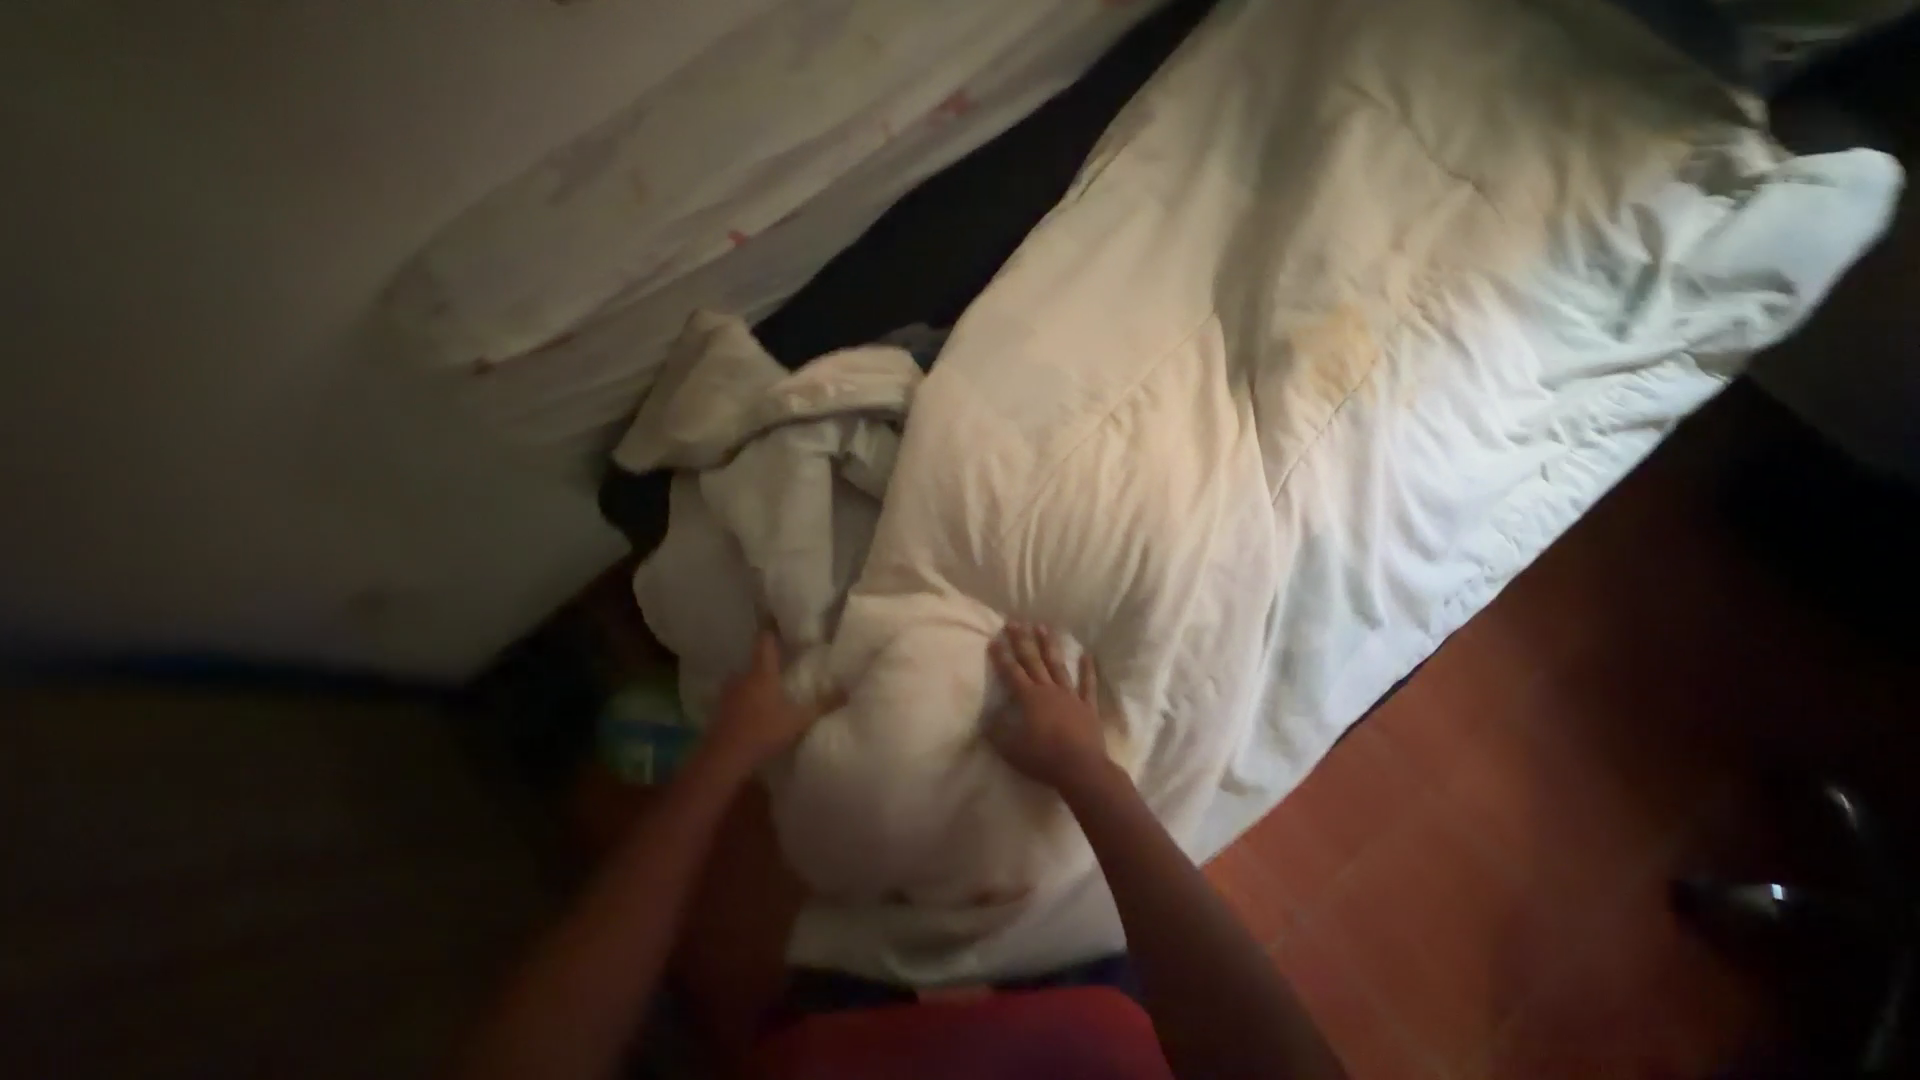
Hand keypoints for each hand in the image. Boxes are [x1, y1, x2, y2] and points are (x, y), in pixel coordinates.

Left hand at [703, 632, 841, 776]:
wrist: (725, 757)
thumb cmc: (763, 731)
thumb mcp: (799, 720)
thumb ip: (822, 705)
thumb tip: (847, 690)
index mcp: (762, 672)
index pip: (764, 641)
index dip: (771, 629)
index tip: (776, 618)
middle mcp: (742, 676)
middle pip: (754, 662)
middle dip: (767, 663)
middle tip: (782, 665)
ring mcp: (727, 693)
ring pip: (744, 681)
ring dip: (755, 684)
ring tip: (770, 691)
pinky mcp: (720, 710)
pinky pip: (736, 698)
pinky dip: (745, 700)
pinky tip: (755, 712)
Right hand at [986, 622, 1112, 791]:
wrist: (1081, 768)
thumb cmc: (1043, 758)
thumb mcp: (1011, 749)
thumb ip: (997, 732)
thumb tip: (986, 718)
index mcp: (1029, 699)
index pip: (1011, 672)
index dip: (1001, 656)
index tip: (994, 639)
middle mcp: (1048, 691)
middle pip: (1033, 661)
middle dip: (1022, 641)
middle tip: (1016, 622)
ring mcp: (1070, 696)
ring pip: (1058, 666)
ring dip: (1049, 646)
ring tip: (1043, 627)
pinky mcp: (1087, 707)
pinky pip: (1088, 685)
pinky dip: (1088, 670)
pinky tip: (1087, 655)